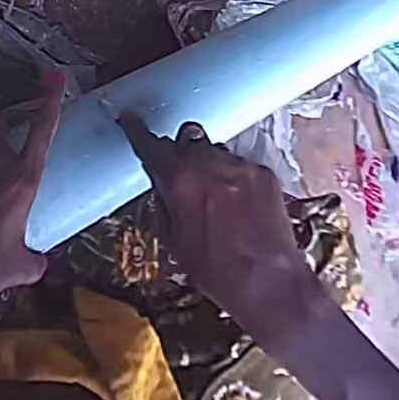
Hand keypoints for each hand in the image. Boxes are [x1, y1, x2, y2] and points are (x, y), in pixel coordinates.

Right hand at [117, 113, 324, 341]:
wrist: (269, 281)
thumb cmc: (216, 271)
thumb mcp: (175, 241)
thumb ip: (166, 204)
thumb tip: (164, 187)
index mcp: (179, 181)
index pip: (152, 146)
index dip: (138, 131)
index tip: (130, 118)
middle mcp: (209, 164)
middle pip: (187, 139)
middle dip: (181, 152)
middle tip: (183, 174)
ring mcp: (240, 165)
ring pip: (215, 151)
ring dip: (209, 165)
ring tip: (217, 196)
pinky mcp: (264, 172)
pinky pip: (241, 165)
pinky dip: (235, 178)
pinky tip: (241, 205)